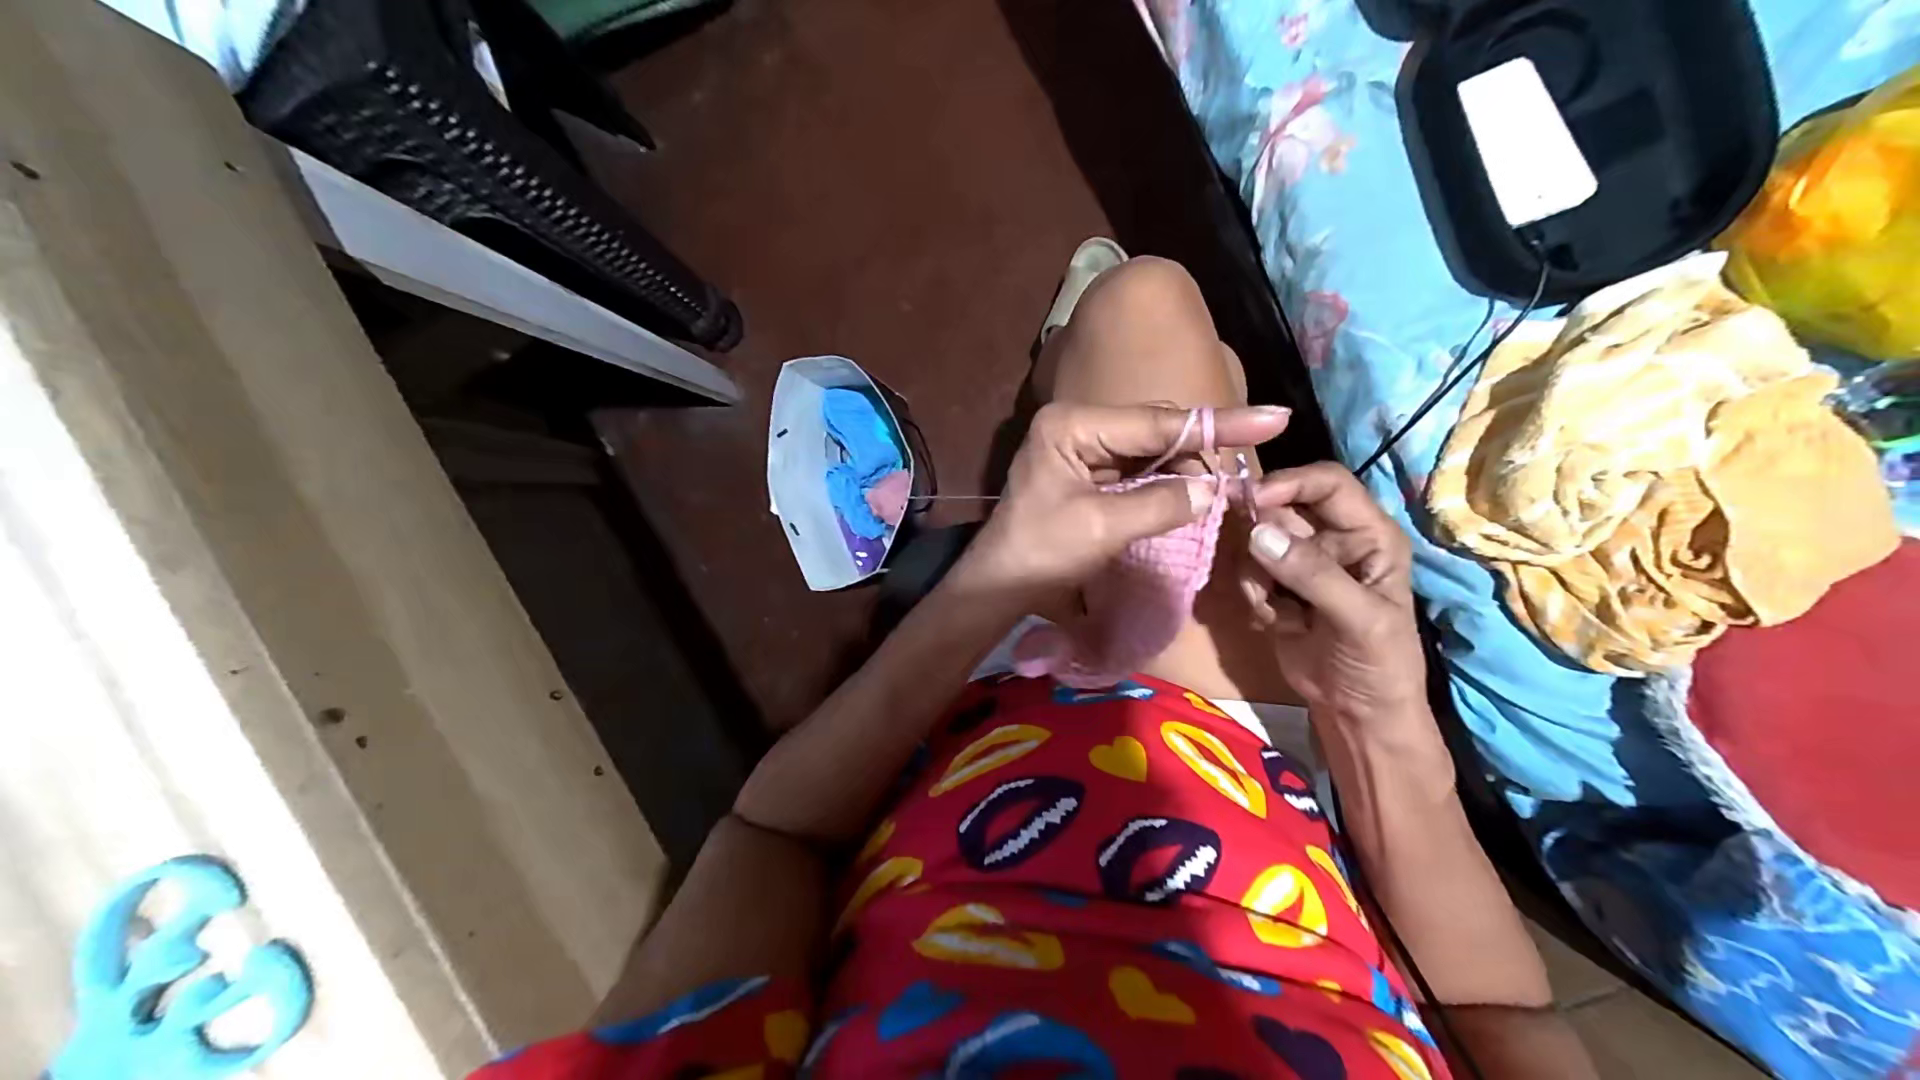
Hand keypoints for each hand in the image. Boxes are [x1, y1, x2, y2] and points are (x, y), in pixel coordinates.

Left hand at [958, 402, 1291, 604]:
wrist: (1000, 585)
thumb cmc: (1041, 553)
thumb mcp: (1102, 528)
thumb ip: (1161, 502)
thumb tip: (1212, 488)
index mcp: (1072, 426)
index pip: (1156, 421)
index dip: (1217, 424)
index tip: (1275, 418)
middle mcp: (1077, 425)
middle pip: (1155, 428)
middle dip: (1200, 447)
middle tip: (1242, 472)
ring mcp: (1081, 447)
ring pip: (1151, 448)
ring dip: (1186, 466)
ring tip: (1222, 486)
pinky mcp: (1087, 471)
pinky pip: (1138, 468)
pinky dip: (1166, 481)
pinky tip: (1192, 491)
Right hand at [1240, 464, 1446, 764]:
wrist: (1355, 712)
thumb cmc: (1379, 664)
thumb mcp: (1359, 619)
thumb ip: (1312, 574)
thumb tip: (1258, 532)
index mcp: (1369, 534)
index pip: (1328, 483)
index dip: (1291, 482)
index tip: (1251, 500)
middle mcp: (1334, 539)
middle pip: (1282, 508)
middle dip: (1262, 535)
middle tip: (1257, 571)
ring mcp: (1302, 562)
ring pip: (1257, 540)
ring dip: (1254, 573)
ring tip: (1272, 607)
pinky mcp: (1276, 586)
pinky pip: (1248, 571)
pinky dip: (1251, 594)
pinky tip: (1272, 620)